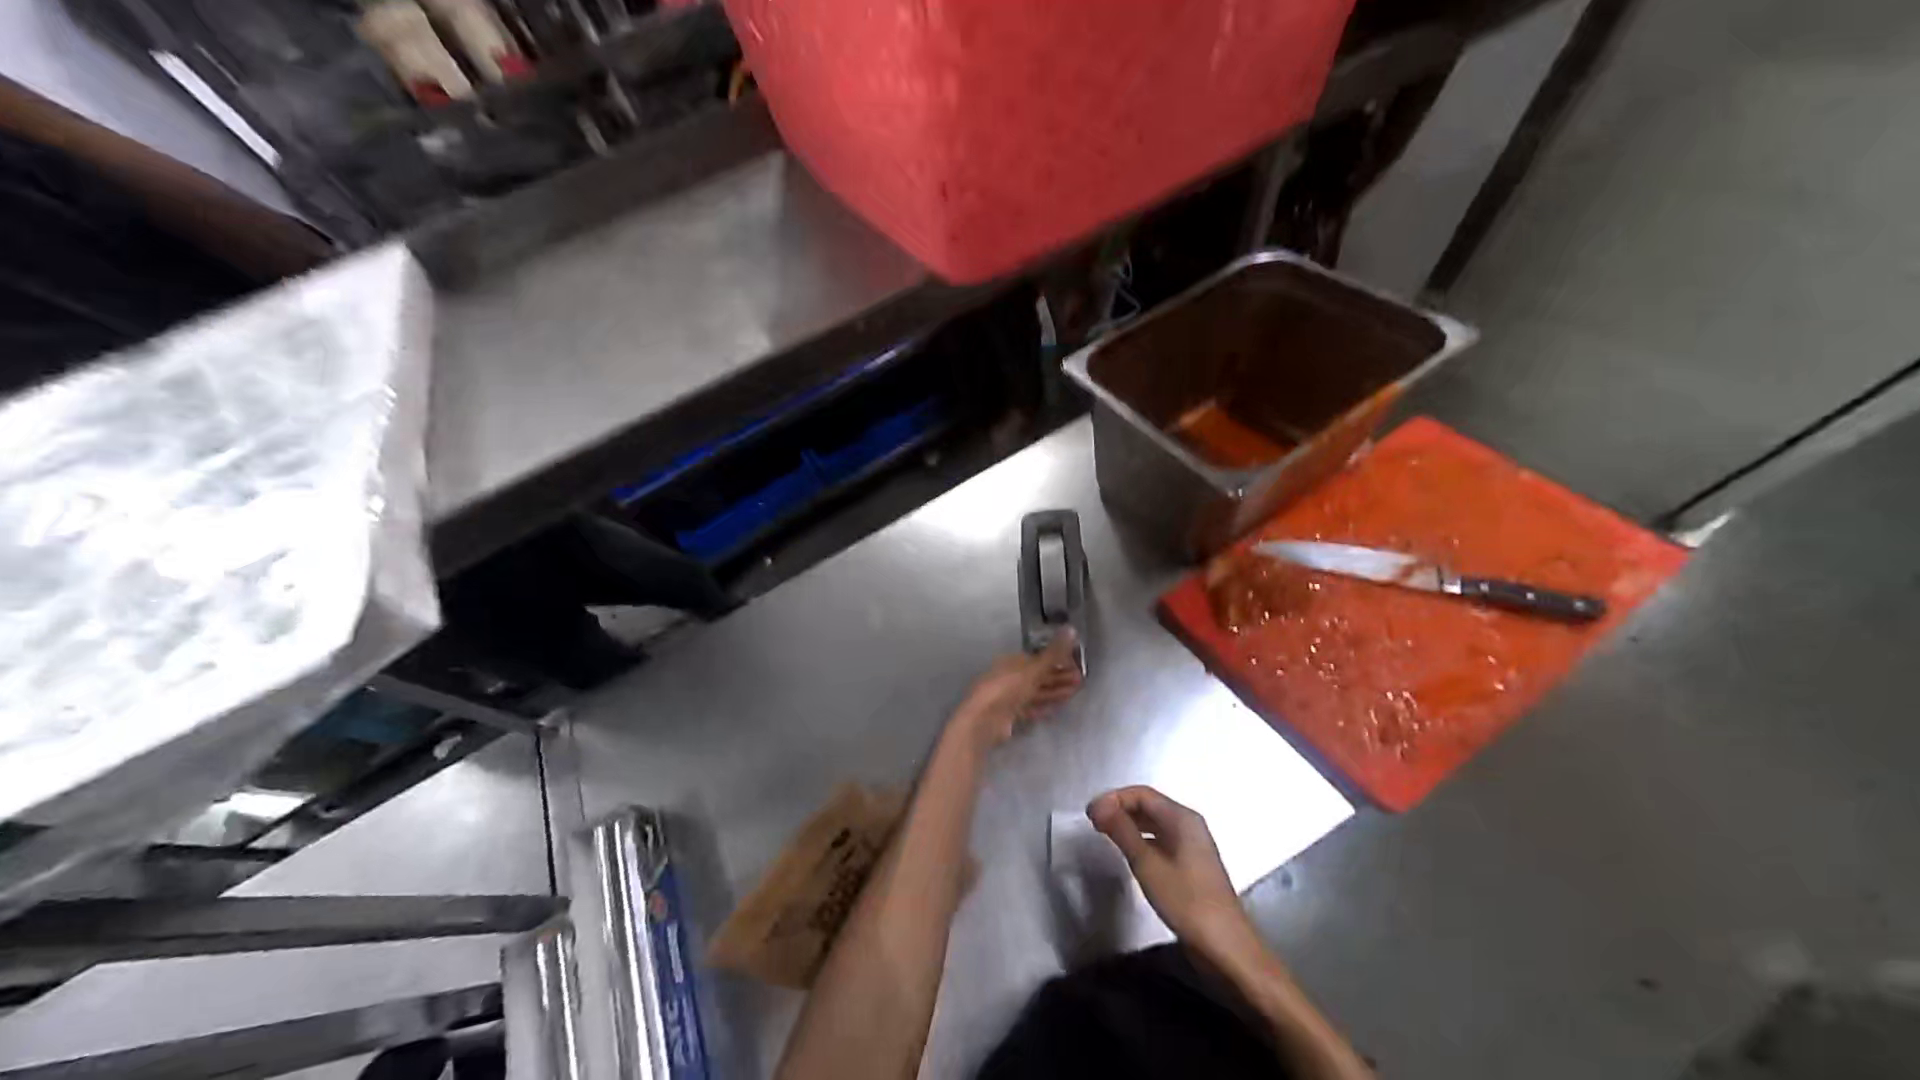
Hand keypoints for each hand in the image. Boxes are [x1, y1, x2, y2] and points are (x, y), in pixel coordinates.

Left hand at [950, 630, 1081, 750]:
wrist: (985, 720)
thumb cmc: (1007, 688)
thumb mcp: (1034, 668)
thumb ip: (1054, 652)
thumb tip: (1071, 629)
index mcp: (1012, 662)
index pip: (1038, 658)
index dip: (1057, 661)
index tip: (1075, 665)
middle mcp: (1009, 677)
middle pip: (1038, 676)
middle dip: (1059, 677)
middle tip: (1080, 680)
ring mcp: (1009, 697)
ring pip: (1036, 692)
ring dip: (1055, 691)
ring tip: (1075, 692)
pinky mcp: (1009, 715)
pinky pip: (1031, 708)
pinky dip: (1044, 706)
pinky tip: (1057, 708)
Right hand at [1087, 785, 1255, 955]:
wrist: (1226, 947)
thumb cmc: (1186, 901)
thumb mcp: (1148, 864)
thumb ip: (1122, 831)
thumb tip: (1099, 806)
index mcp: (1182, 818)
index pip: (1142, 794)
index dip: (1113, 799)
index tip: (1090, 814)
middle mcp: (1189, 825)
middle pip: (1149, 805)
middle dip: (1119, 809)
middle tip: (1093, 823)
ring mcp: (1192, 846)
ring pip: (1154, 823)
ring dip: (1128, 824)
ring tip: (1105, 835)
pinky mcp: (1191, 865)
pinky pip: (1160, 840)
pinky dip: (1141, 840)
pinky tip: (1129, 854)